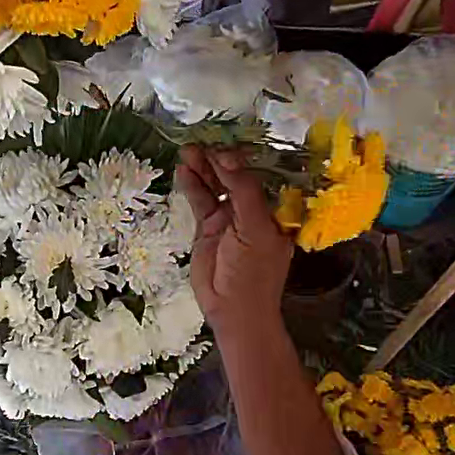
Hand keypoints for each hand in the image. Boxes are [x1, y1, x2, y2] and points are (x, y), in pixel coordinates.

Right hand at [177, 145, 293, 338]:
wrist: (234, 310)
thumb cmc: (254, 272)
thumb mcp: (255, 228)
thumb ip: (243, 191)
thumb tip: (227, 158)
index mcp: (270, 210)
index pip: (253, 177)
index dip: (236, 160)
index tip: (220, 148)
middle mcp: (249, 211)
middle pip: (230, 178)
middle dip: (214, 161)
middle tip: (196, 144)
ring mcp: (227, 219)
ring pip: (213, 187)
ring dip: (200, 170)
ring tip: (185, 151)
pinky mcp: (207, 229)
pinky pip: (200, 202)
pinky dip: (192, 186)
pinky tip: (183, 172)